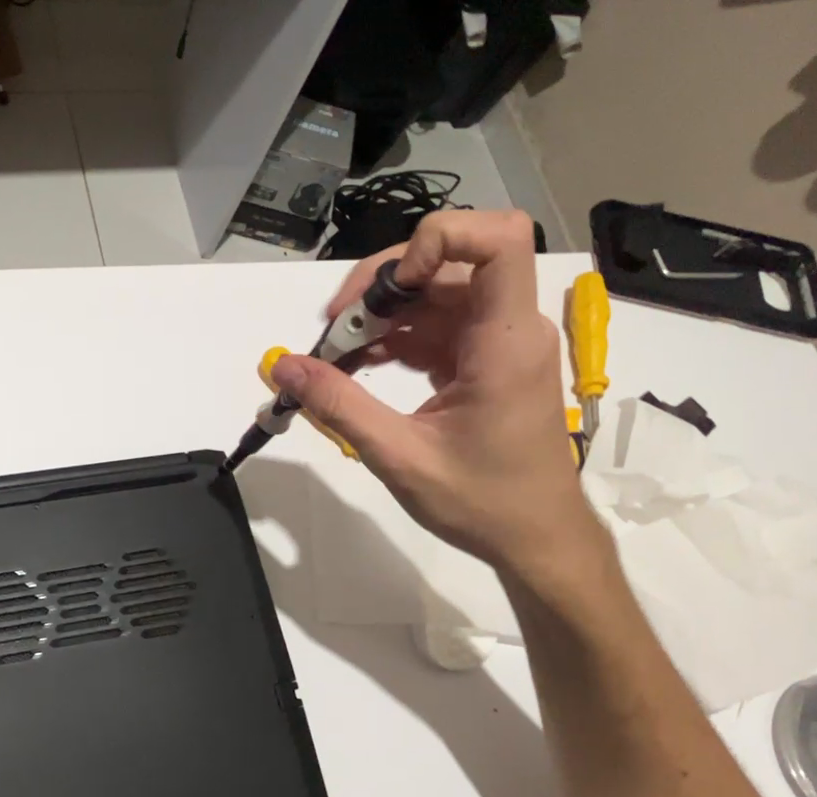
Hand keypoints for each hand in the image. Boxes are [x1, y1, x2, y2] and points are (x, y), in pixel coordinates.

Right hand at [267, 210, 603, 576]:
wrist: (534, 537)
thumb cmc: (481, 501)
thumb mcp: (399, 455)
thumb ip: (339, 406)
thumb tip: (282, 367)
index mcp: (504, 341)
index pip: (499, 239)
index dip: (438, 239)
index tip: (389, 290)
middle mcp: (507, 328)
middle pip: (448, 262)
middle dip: (381, 287)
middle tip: (331, 332)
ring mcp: (495, 343)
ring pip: (433, 295)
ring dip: (378, 317)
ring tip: (331, 357)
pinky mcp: (481, 362)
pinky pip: (432, 329)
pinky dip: (390, 341)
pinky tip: (354, 368)